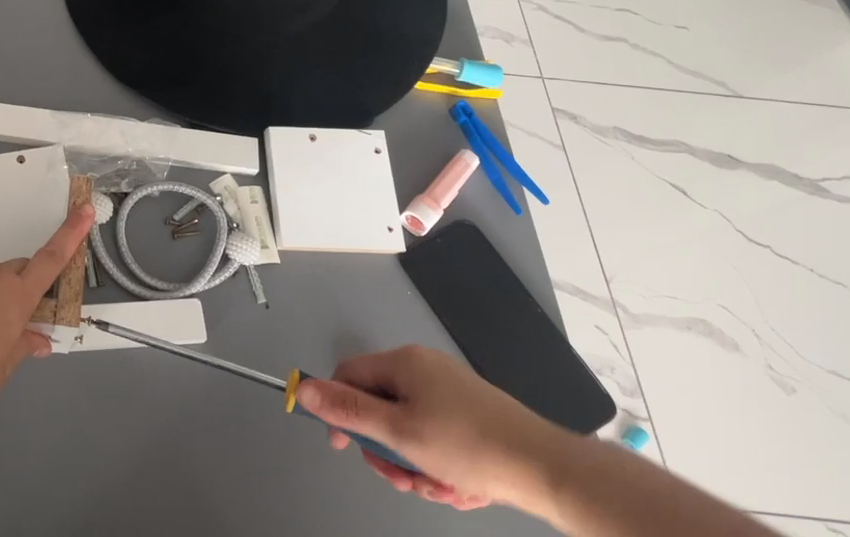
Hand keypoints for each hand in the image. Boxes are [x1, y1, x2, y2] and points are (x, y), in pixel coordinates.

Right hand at [295, 345, 565, 510]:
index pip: (348, 376)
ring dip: (415, 465)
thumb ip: (348, 410)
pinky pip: (436, 439)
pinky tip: (460, 485)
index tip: (345, 447)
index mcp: (404, 363)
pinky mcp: (471, 416)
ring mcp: (450, 393)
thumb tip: (303, 386)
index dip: (337, 410)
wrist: (546, 469)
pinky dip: (440, 465)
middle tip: (403, 477)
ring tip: (440, 486)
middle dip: (386, 450)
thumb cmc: (468, 445)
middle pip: (379, 408)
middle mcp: (424, 370)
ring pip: (408, 431)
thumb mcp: (399, 433)